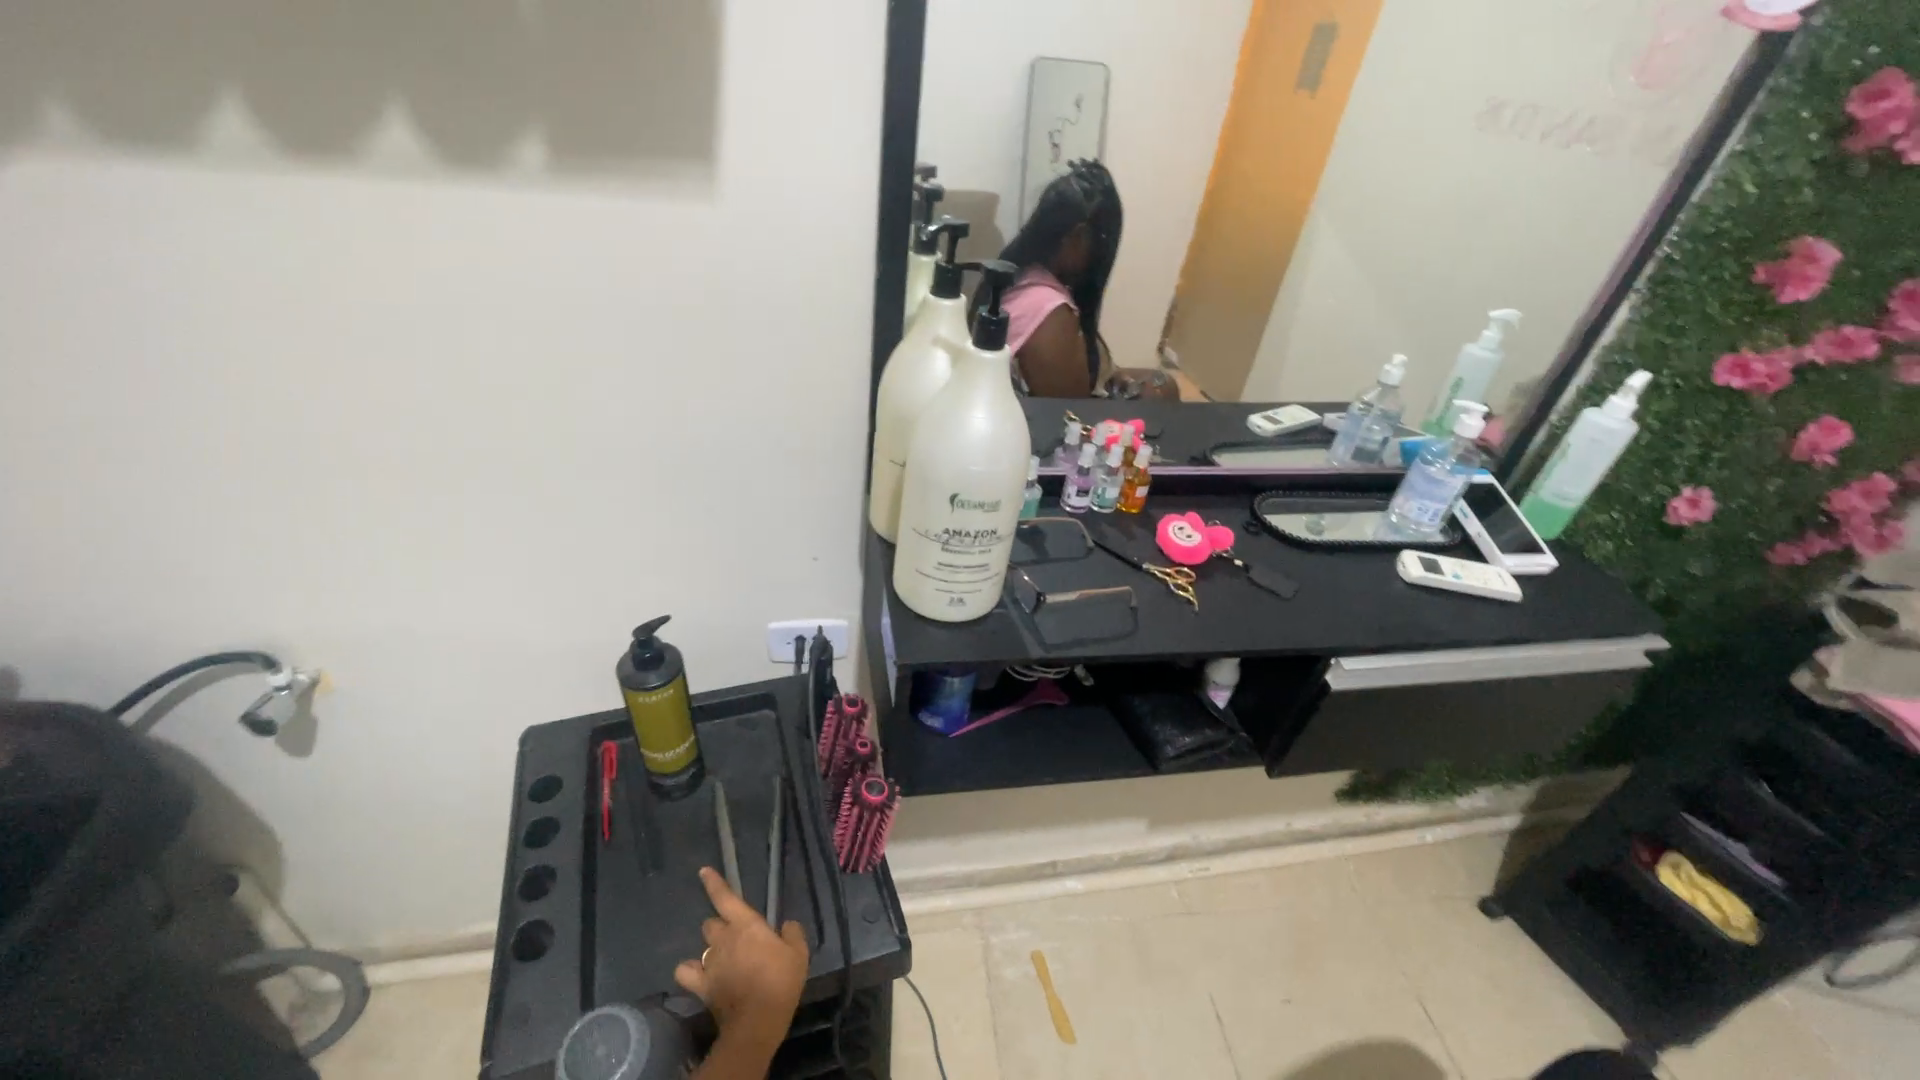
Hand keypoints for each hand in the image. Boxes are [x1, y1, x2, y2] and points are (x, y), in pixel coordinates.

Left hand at [675, 867, 808, 1045]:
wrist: (758, 1020)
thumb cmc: (781, 981)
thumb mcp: (799, 953)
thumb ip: (793, 933)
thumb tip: (786, 924)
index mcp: (746, 925)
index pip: (725, 898)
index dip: (714, 883)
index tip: (703, 871)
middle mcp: (723, 938)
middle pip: (711, 923)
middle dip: (720, 926)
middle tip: (736, 937)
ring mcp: (710, 962)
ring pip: (703, 944)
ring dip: (711, 947)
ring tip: (723, 958)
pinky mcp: (701, 985)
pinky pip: (687, 971)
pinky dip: (691, 969)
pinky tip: (700, 973)